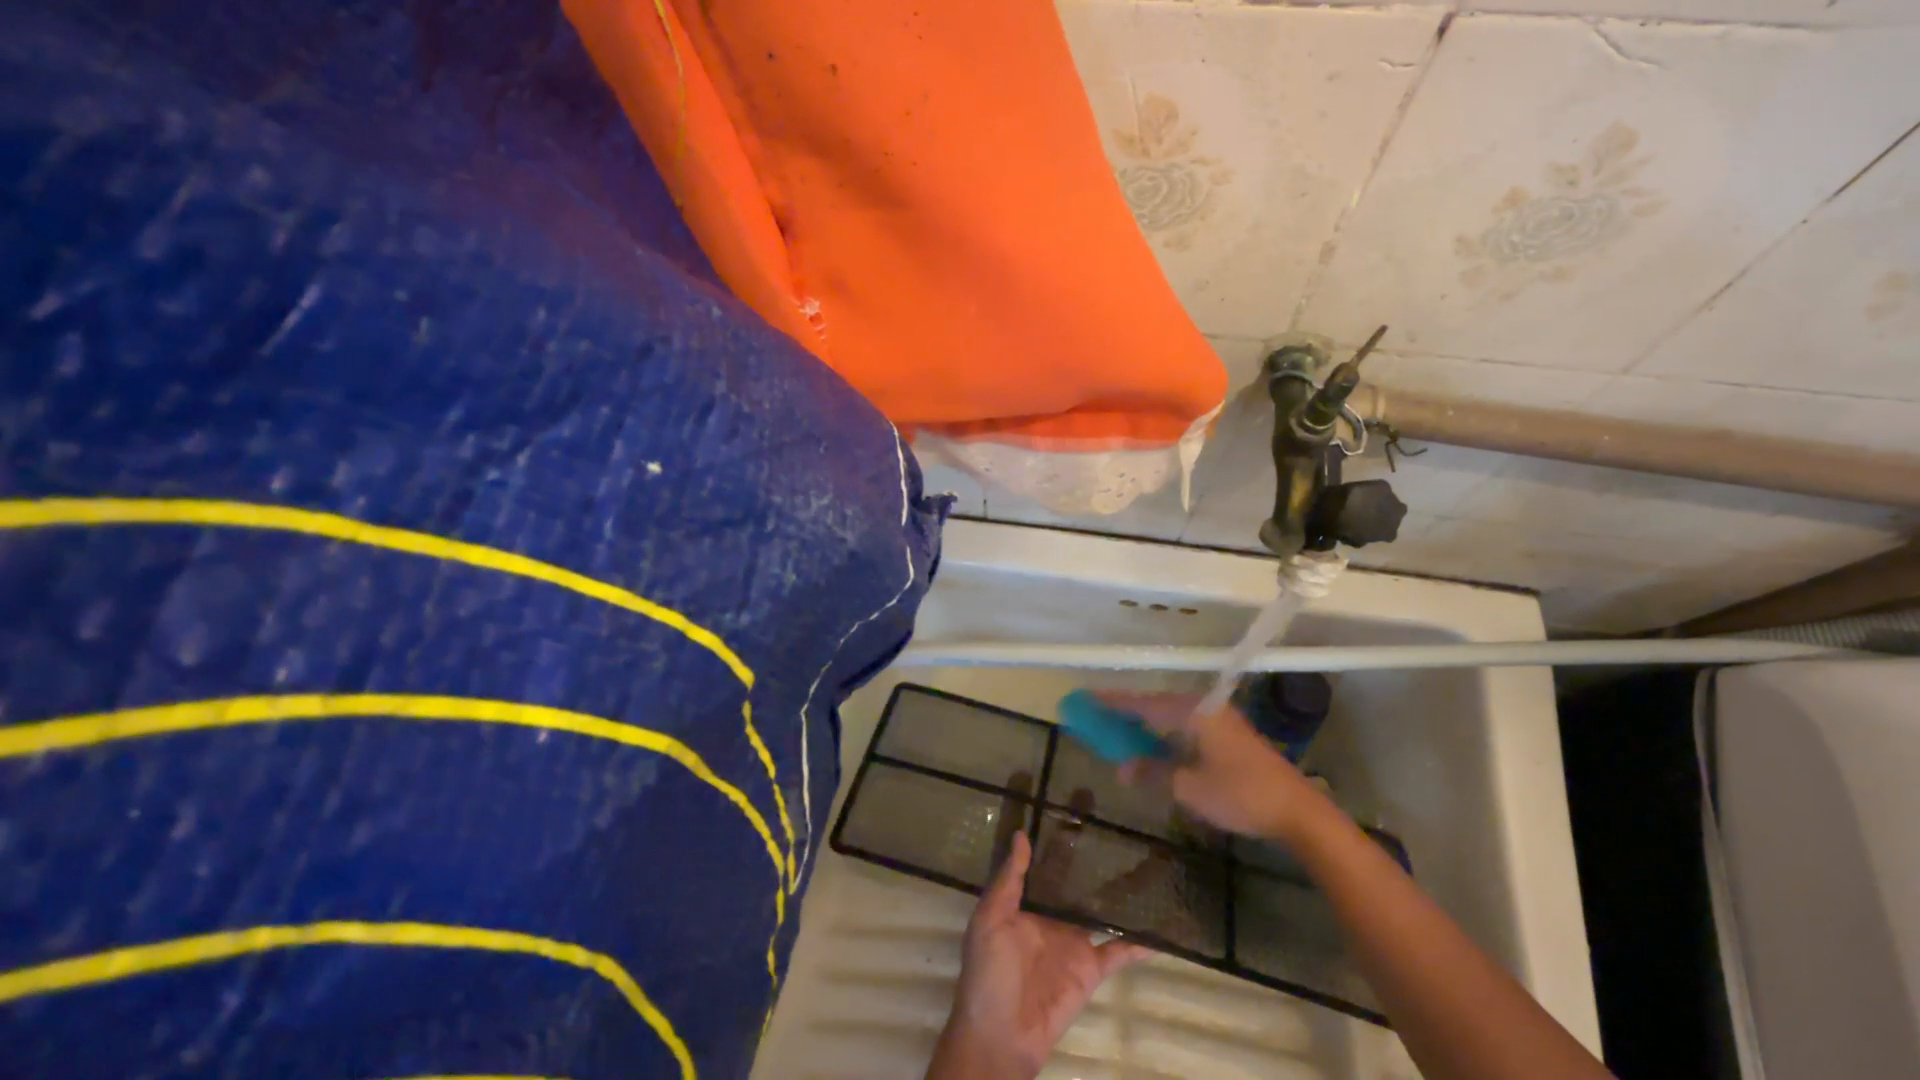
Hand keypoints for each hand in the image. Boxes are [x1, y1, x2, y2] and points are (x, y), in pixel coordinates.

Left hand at [928, 831, 1148, 1078]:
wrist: (1001, 1036)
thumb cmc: (988, 973)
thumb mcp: (989, 921)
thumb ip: (1008, 881)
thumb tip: (1022, 835)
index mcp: (1025, 904)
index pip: (1045, 862)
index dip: (1059, 835)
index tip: (1077, 803)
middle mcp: (1052, 918)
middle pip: (1078, 880)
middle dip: (1095, 854)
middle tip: (1120, 820)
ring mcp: (1074, 943)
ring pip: (1104, 909)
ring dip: (1125, 891)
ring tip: (1153, 861)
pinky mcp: (1092, 970)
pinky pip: (1121, 951)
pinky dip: (1141, 941)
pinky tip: (1164, 926)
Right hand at [1102, 691, 1320, 840]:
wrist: (1297, 811)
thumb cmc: (1241, 795)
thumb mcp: (1190, 787)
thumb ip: (1154, 772)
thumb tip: (1123, 767)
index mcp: (1194, 712)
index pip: (1144, 703)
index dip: (1113, 703)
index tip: (1086, 699)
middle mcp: (1206, 708)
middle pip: (1157, 705)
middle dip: (1127, 712)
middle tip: (1096, 717)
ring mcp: (1220, 722)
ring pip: (1172, 717)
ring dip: (1146, 725)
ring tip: (1117, 732)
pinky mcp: (1229, 738)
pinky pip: (1186, 728)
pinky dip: (1165, 735)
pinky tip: (1153, 748)